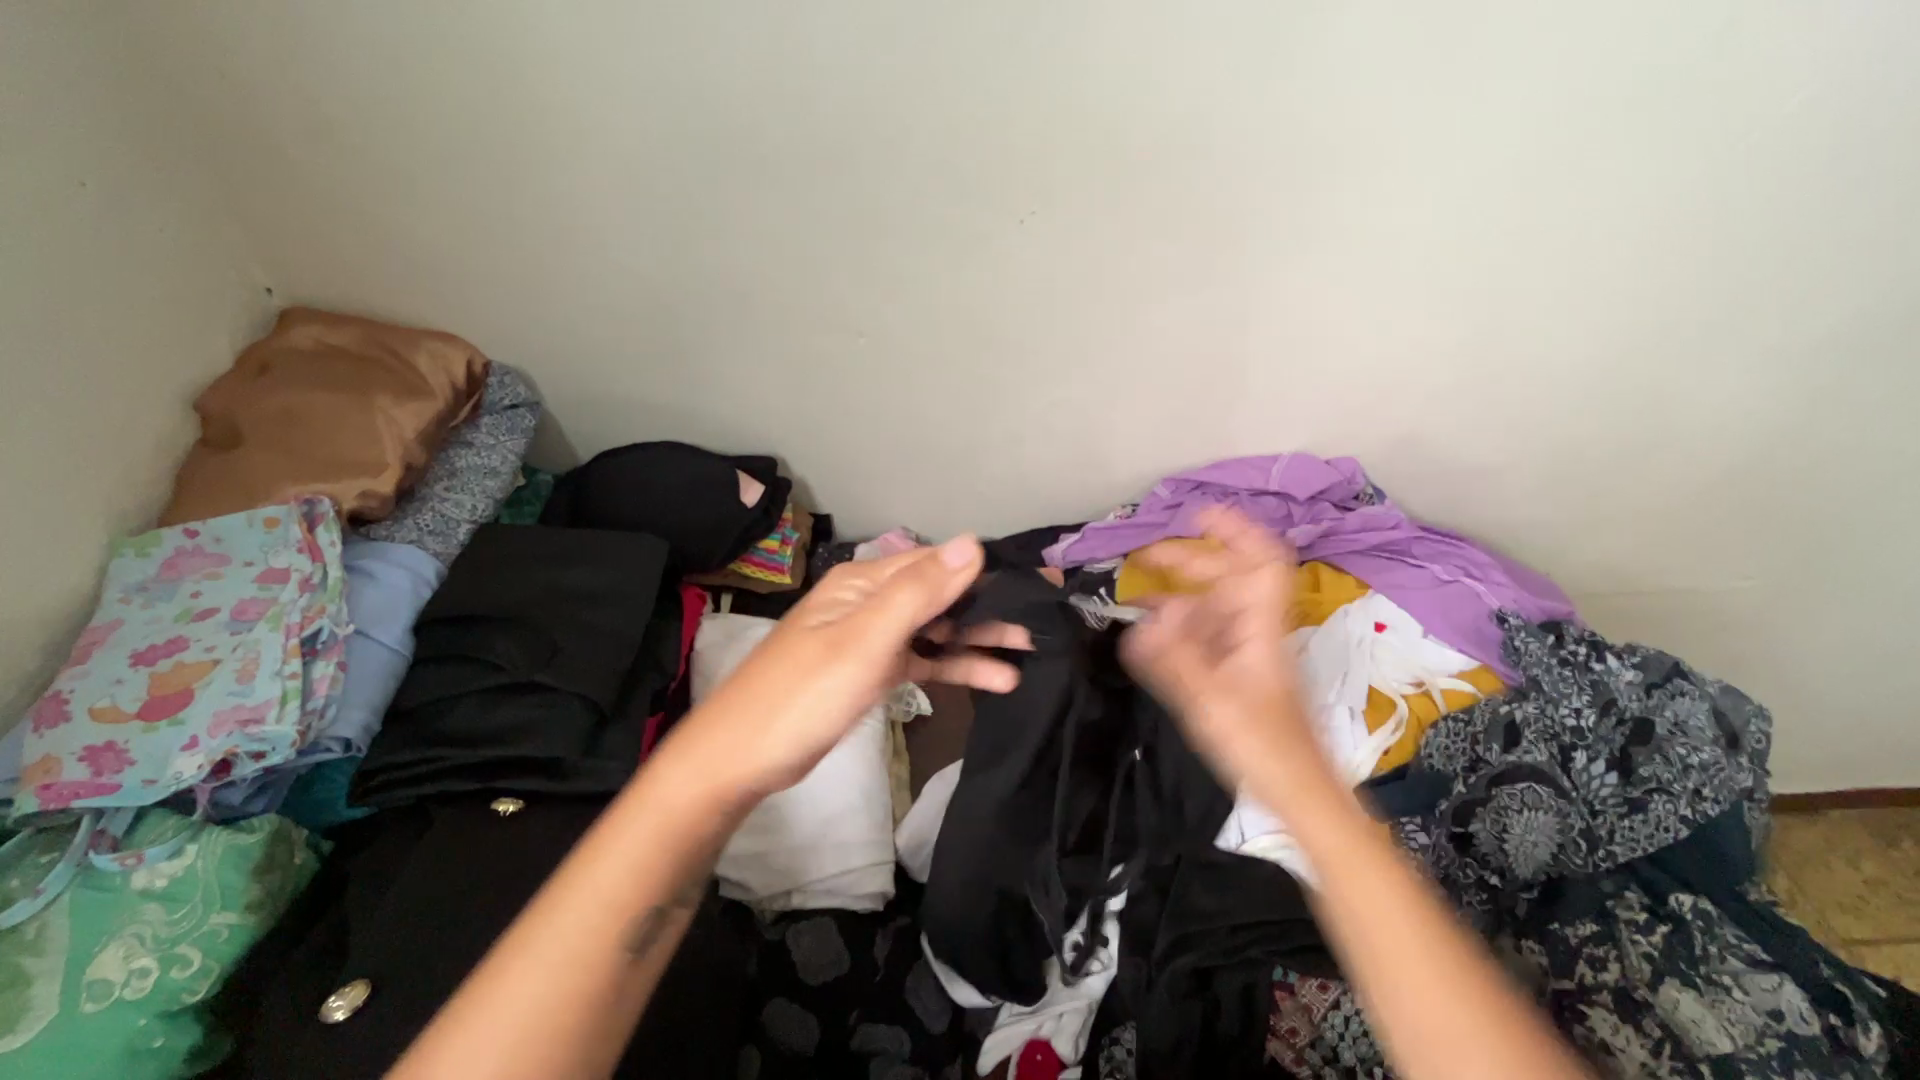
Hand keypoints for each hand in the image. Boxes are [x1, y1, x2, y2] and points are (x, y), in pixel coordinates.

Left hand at [676, 535, 1029, 799]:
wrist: (743, 757)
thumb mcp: (864, 640)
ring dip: (979, 638)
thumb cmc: (803, 694)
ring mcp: (871, 639)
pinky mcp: (872, 673)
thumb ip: (919, 591)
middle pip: (942, 594)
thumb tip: (973, 541)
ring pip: (936, 629)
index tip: (1038, 582)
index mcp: (865, 582)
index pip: (938, 561)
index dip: (988, 569)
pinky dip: (956, 667)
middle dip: (991, 604)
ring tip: (1031, 649)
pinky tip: (996, 679)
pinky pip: (923, 660)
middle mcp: (871, 602)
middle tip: (1046, 615)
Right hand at [1119, 507, 1333, 800]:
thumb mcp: (1211, 701)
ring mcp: (1250, 652)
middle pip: (1231, 578)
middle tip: (1145, 557)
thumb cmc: (1263, 746)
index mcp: (1261, 627)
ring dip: (1181, 593)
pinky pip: (1209, 635)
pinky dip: (1182, 626)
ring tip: (1139, 596)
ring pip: (1218, 606)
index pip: (1261, 560)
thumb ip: (1172, 659)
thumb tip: (1138, 622)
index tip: (1197, 514)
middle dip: (1189, 559)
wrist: (1300, 792)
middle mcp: (1257, 630)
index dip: (1234, 530)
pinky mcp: (1241, 674)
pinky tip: (1154, 634)